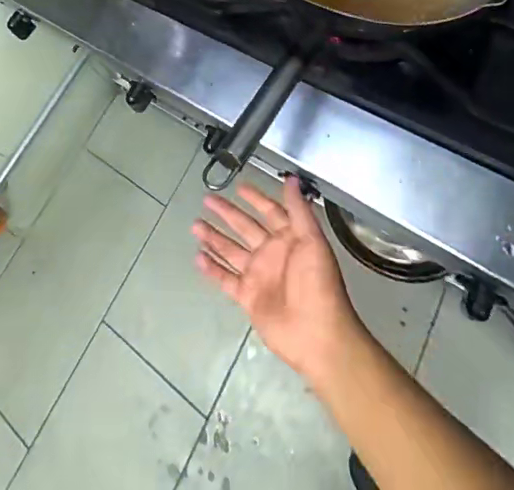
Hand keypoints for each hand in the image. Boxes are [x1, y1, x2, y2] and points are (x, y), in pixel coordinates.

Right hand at [193, 175, 369, 384]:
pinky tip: (198, 257)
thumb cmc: (318, 285)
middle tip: (207, 199)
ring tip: (195, 225)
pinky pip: (225, 278)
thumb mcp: (313, 241)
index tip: (239, 186)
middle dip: (227, 213)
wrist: (317, 334)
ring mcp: (258, 275)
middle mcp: (272, 254)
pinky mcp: (247, 297)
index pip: (270, 212)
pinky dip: (212, 268)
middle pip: (244, 228)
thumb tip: (292, 179)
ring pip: (230, 251)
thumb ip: (298, 210)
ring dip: (213, 237)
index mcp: (290, 239)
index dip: (256, 199)